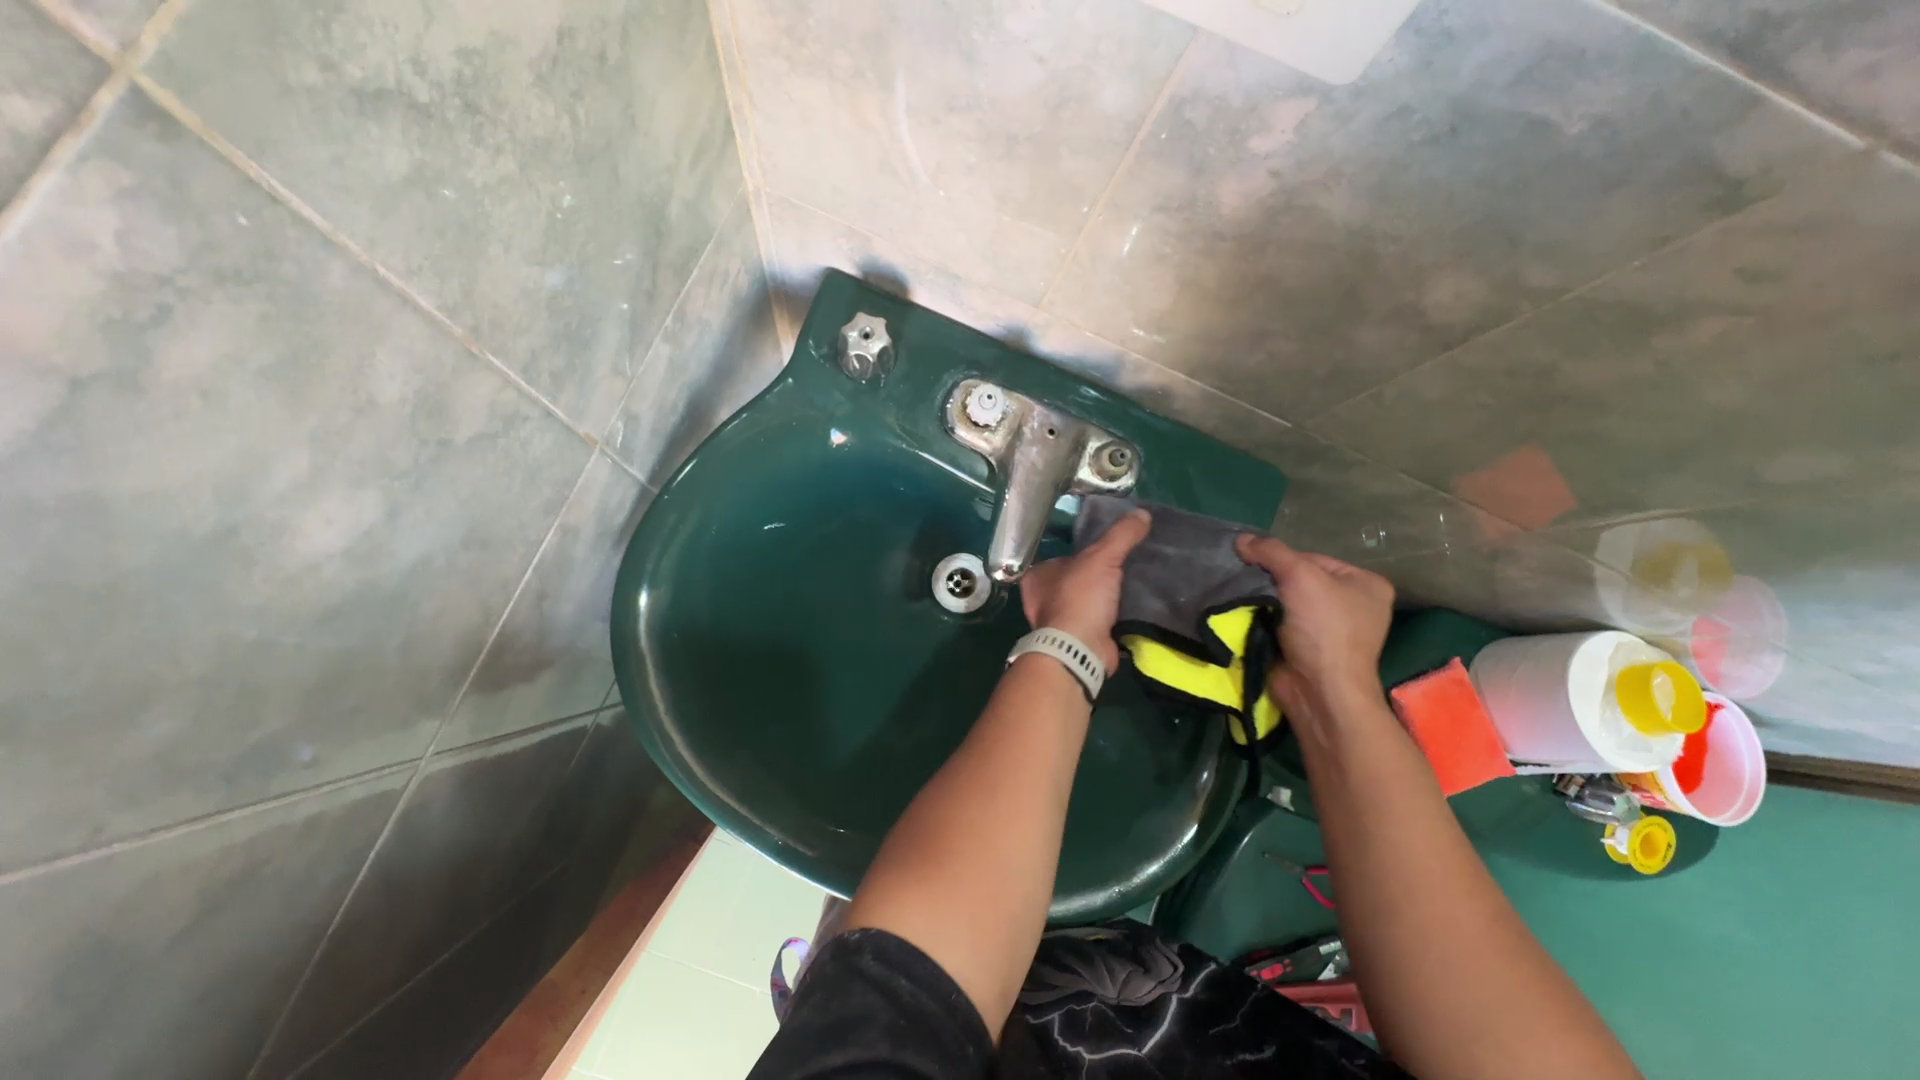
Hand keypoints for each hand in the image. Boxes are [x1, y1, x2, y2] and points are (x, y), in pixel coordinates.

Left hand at [1018, 510, 1151, 671]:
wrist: (1081, 649)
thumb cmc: (1080, 598)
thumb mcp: (1102, 557)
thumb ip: (1121, 535)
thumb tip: (1143, 513)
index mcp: (1038, 576)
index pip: (1062, 556)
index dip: (1084, 551)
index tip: (1109, 547)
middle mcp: (1043, 599)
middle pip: (1077, 579)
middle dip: (1098, 575)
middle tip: (1127, 564)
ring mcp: (1061, 622)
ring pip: (1088, 601)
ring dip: (1107, 597)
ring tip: (1136, 582)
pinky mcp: (1080, 639)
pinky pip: (1100, 621)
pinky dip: (1114, 616)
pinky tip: (1135, 606)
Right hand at [1235, 535, 1394, 720]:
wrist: (1319, 691)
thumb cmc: (1323, 629)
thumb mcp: (1300, 576)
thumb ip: (1271, 552)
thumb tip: (1241, 539)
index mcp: (1365, 584)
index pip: (1312, 558)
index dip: (1281, 560)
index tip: (1255, 566)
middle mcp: (1353, 605)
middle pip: (1298, 580)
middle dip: (1269, 582)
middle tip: (1243, 581)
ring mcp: (1330, 631)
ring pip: (1285, 603)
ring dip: (1262, 602)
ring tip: (1239, 599)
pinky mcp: (1308, 650)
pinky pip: (1279, 625)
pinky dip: (1262, 621)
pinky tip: (1244, 617)